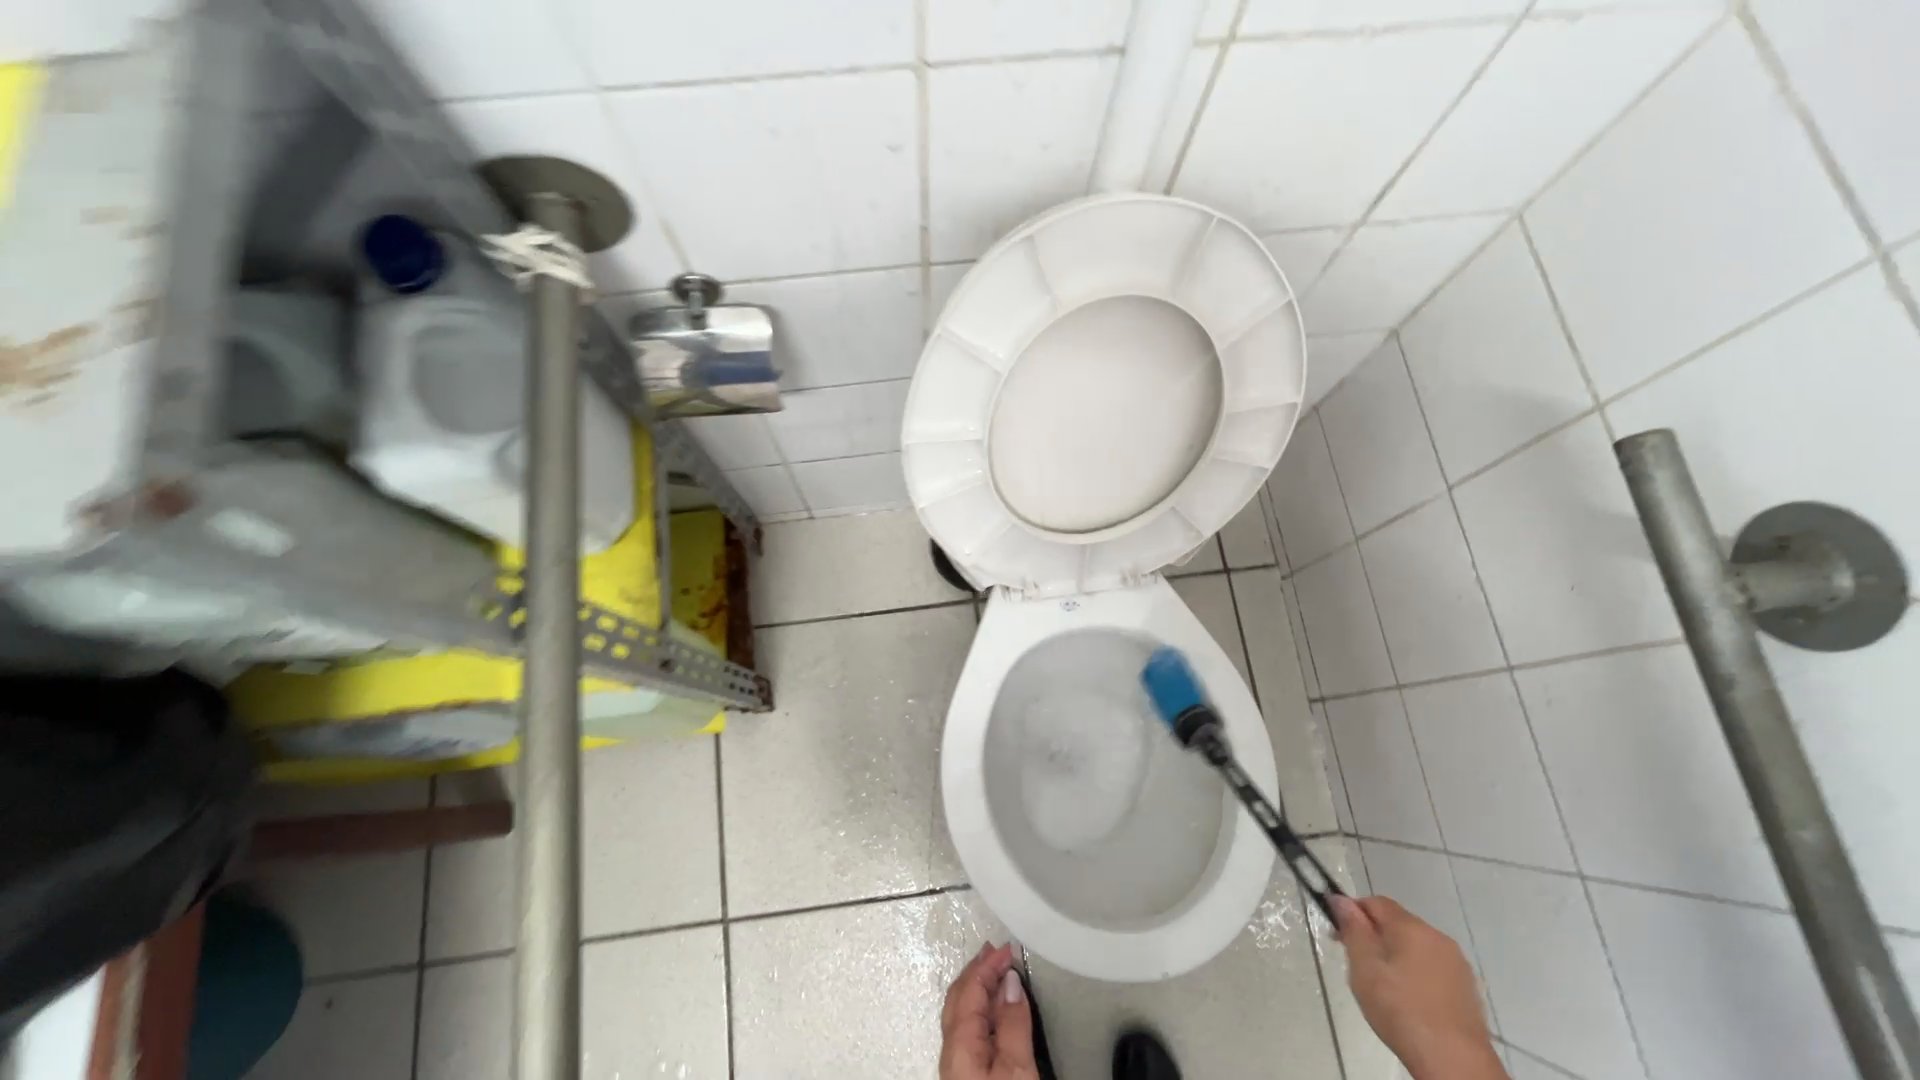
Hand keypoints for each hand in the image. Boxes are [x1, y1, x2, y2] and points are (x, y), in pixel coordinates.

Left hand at [940, 942, 1039, 1079]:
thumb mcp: (1017, 1067)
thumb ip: (1013, 1024)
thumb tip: (1011, 981)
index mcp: (960, 1041)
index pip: (970, 989)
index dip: (988, 965)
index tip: (1008, 947)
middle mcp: (951, 1048)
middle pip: (959, 996)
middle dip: (977, 970)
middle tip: (997, 952)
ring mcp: (956, 1061)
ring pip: (961, 1011)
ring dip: (978, 986)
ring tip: (996, 971)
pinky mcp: (965, 1073)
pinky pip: (968, 1026)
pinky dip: (980, 1005)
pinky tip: (994, 1007)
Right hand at [1331, 895, 1507, 1079]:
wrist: (1454, 1061)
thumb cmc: (1401, 1010)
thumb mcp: (1364, 968)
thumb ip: (1353, 930)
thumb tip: (1340, 899)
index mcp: (1411, 928)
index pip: (1376, 903)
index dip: (1353, 911)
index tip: (1337, 936)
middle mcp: (1438, 937)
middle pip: (1397, 923)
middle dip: (1373, 936)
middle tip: (1355, 964)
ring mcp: (1457, 964)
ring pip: (1416, 947)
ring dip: (1395, 955)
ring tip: (1382, 987)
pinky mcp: (1467, 989)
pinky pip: (1433, 968)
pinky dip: (1416, 974)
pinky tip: (1408, 1001)